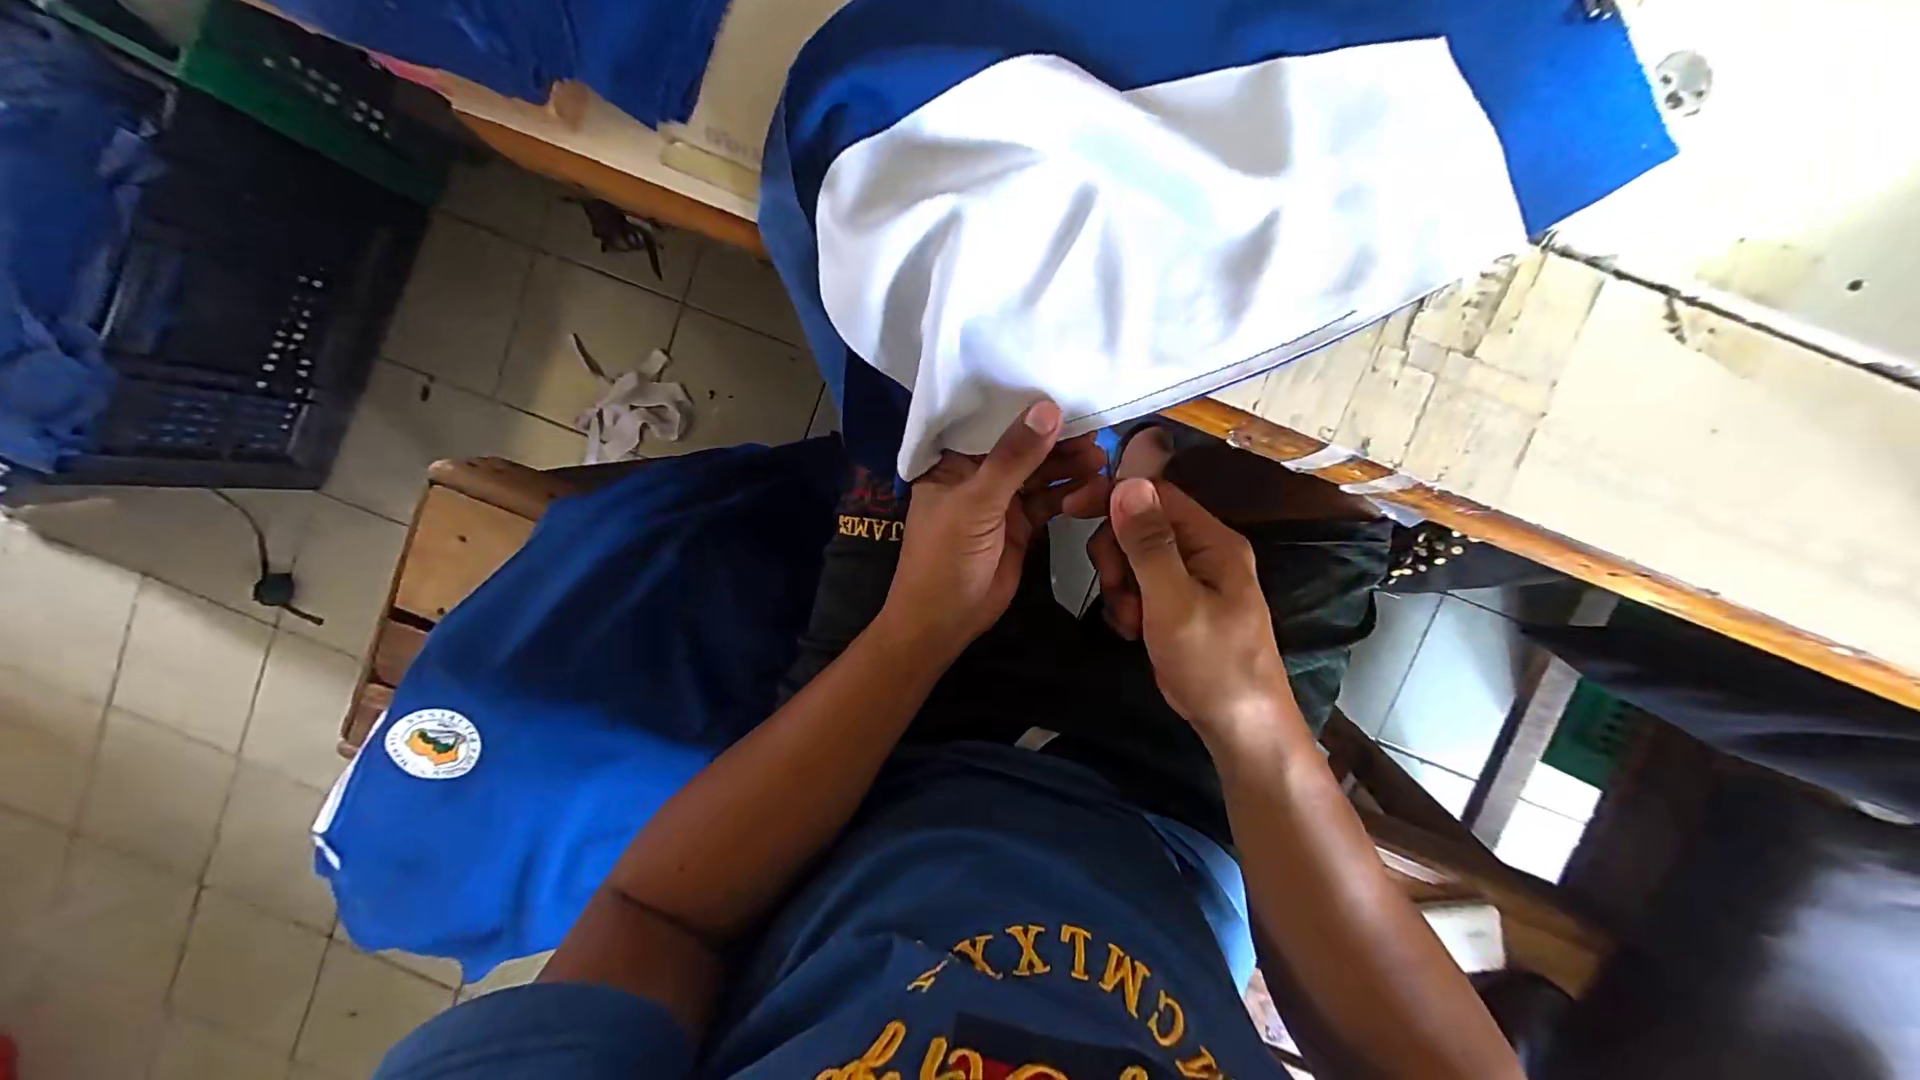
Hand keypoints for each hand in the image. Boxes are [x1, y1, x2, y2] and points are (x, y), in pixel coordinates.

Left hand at [877, 401, 1109, 658]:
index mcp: (953, 461)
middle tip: (1095, 429)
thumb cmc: (945, 557)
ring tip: (1101, 457)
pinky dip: (1069, 493)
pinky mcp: (1020, 524)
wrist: (945, 621)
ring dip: (1068, 466)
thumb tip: (1048, 408)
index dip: (1026, 408)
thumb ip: (1013, 458)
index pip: (992, 422)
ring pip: (1039, 473)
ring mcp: (1000, 500)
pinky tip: (1094, 485)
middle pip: (1022, 446)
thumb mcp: (976, 503)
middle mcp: (977, 475)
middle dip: (1056, 439)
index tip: (1067, 390)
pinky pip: (1049, 500)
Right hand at [1097, 477, 1296, 743]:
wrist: (1239, 727)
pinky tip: (1134, 631)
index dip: (1113, 498)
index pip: (1156, 495)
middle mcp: (1204, 552)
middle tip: (1117, 591)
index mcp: (1212, 541)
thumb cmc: (1212, 664)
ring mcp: (1191, 580)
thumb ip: (1149, 544)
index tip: (1070, 510)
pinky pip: (1139, 587)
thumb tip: (1128, 484)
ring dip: (1120, 587)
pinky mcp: (1178, 605)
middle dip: (1117, 556)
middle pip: (1140, 527)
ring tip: (1131, 621)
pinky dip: (1128, 606)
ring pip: (1134, 559)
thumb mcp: (1173, 601)